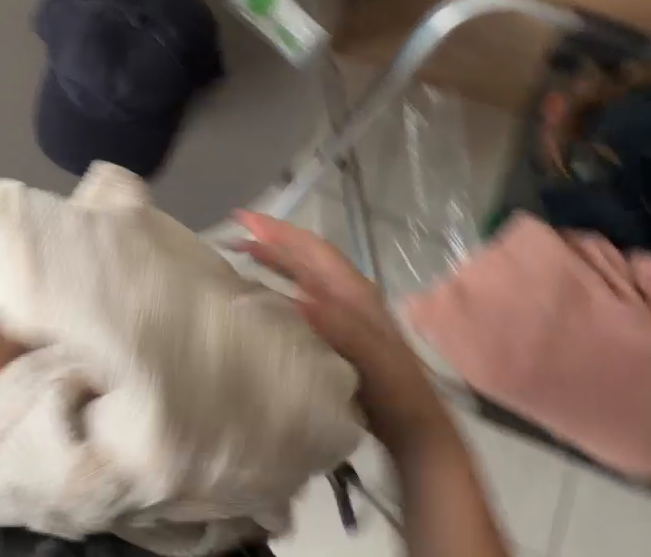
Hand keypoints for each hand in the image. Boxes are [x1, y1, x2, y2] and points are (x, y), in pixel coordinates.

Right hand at [233, 211, 453, 458]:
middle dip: (272, 239)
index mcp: (354, 292)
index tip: (244, 219)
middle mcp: (347, 295)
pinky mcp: (335, 335)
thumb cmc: (394, 391)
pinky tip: (263, 295)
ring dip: (275, 259)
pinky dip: (279, 286)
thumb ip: (340, 327)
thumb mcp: (373, 358)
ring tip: (242, 254)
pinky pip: (301, 296)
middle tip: (235, 230)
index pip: (312, 250)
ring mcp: (342, 314)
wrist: (414, 431)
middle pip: (306, 256)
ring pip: (303, 274)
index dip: (279, 231)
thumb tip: (297, 299)